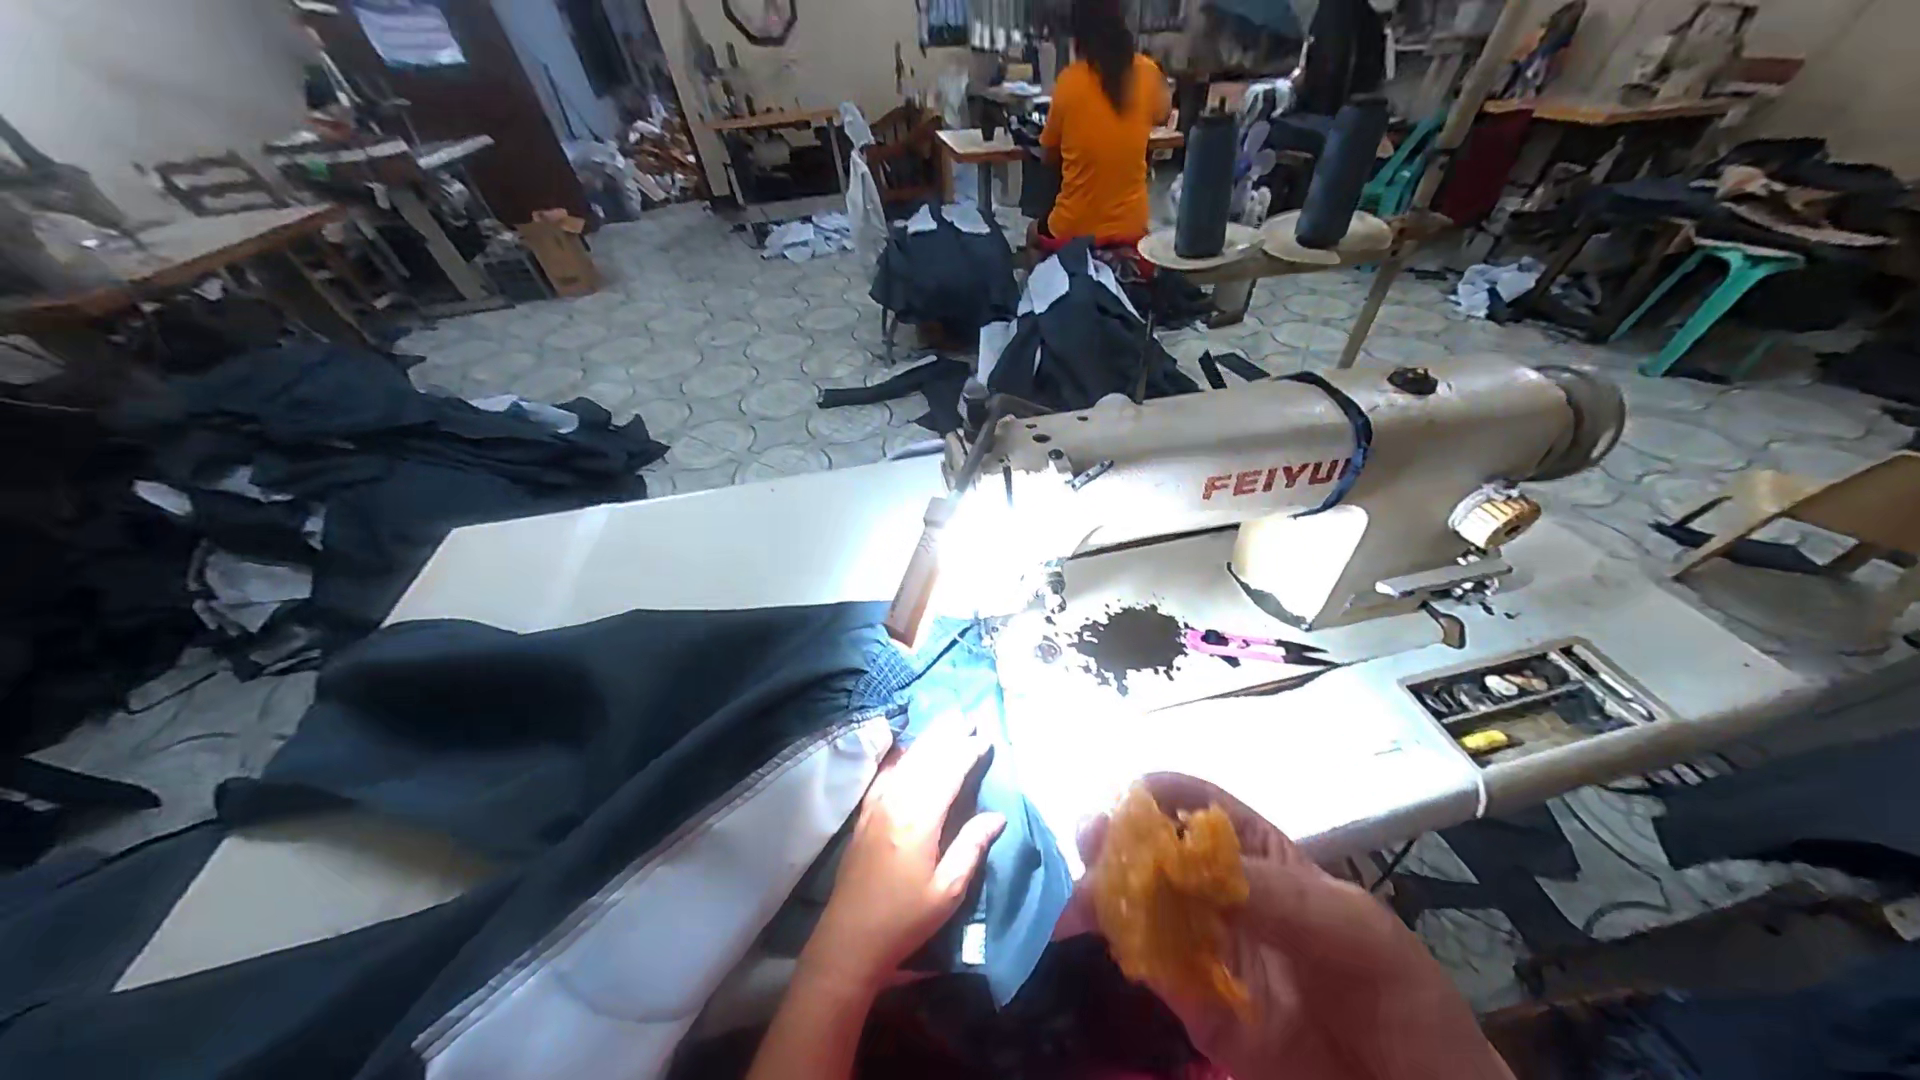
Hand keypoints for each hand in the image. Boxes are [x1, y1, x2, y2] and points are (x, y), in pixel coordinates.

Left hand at [805, 720, 1006, 989]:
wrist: (848, 939)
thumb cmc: (904, 919)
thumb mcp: (947, 890)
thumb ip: (971, 847)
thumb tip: (997, 816)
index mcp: (919, 820)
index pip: (948, 773)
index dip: (967, 753)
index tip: (985, 738)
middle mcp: (896, 803)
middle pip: (926, 758)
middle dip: (948, 736)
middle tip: (969, 716)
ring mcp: (876, 806)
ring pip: (906, 761)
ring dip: (928, 740)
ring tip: (946, 723)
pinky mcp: (865, 814)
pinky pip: (885, 774)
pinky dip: (901, 756)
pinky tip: (907, 748)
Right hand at [1072, 774, 1511, 1079]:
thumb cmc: (1398, 995)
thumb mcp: (1352, 928)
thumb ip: (1276, 893)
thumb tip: (1187, 862)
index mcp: (1259, 856)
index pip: (1200, 806)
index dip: (1162, 795)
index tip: (1132, 801)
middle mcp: (1221, 895)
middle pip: (1157, 852)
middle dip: (1120, 841)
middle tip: (1092, 844)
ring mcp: (1208, 949)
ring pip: (1143, 906)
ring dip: (1109, 893)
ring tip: (1085, 894)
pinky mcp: (1200, 1010)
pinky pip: (1156, 972)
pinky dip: (1129, 952)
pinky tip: (1112, 940)